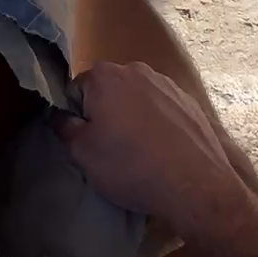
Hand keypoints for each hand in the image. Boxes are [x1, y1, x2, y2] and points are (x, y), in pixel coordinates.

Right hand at [54, 62, 251, 238]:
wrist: (196, 186)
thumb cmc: (130, 165)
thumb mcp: (82, 153)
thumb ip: (64, 128)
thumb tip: (61, 116)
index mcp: (104, 76)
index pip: (77, 89)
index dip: (77, 115)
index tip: (85, 140)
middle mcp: (135, 70)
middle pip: (108, 89)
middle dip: (106, 112)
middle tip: (110, 147)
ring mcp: (167, 84)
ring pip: (137, 98)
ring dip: (133, 116)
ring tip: (140, 151)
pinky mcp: (191, 102)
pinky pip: (163, 109)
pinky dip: (159, 123)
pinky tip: (163, 151)